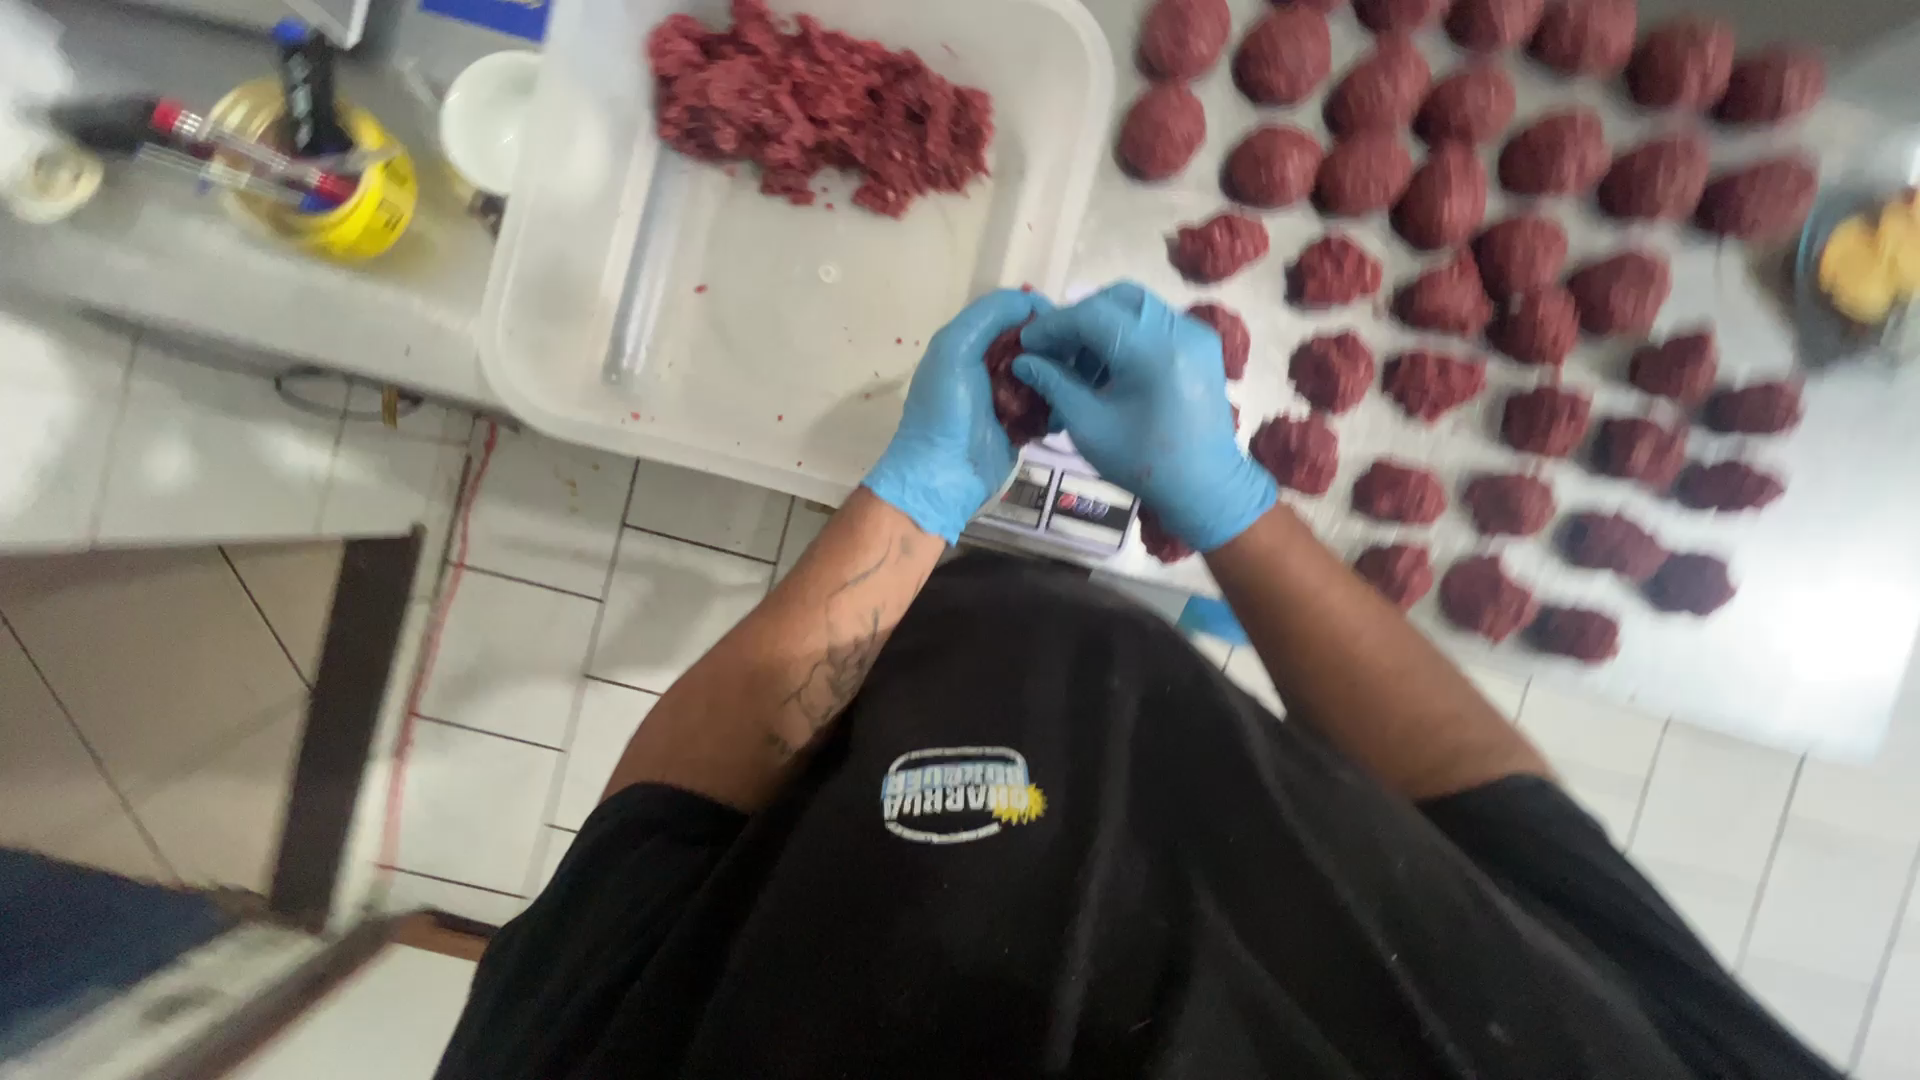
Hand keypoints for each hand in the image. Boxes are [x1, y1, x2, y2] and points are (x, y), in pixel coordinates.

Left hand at [863, 288, 1053, 542]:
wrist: (943, 477)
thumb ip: (989, 315)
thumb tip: (1031, 299)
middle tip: (1078, 353)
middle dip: (1054, 345)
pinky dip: (1059, 404)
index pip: (1011, 314)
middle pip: (1032, 343)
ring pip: (1045, 374)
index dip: (1036, 313)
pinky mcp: (1021, 427)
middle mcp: (988, 366)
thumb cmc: (945, 410)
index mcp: (969, 343)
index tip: (1062, 323)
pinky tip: (1072, 403)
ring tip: (1080, 378)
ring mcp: (1006, 398)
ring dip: (1060, 375)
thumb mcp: (956, 349)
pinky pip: (1048, 407)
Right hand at [1014, 282, 1275, 551]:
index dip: (1053, 326)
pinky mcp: (1200, 344)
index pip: (1092, 314)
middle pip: (1117, 298)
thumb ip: (1054, 384)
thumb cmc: (1143, 464)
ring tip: (1077, 367)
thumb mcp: (1088, 425)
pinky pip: (1153, 323)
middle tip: (1052, 349)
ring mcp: (1195, 334)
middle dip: (1078, 318)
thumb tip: (1023, 361)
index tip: (1026, 344)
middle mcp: (1179, 330)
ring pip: (1136, 307)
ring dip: (1100, 327)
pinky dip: (1124, 335)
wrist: (1206, 486)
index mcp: (1153, 351)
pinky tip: (1106, 370)